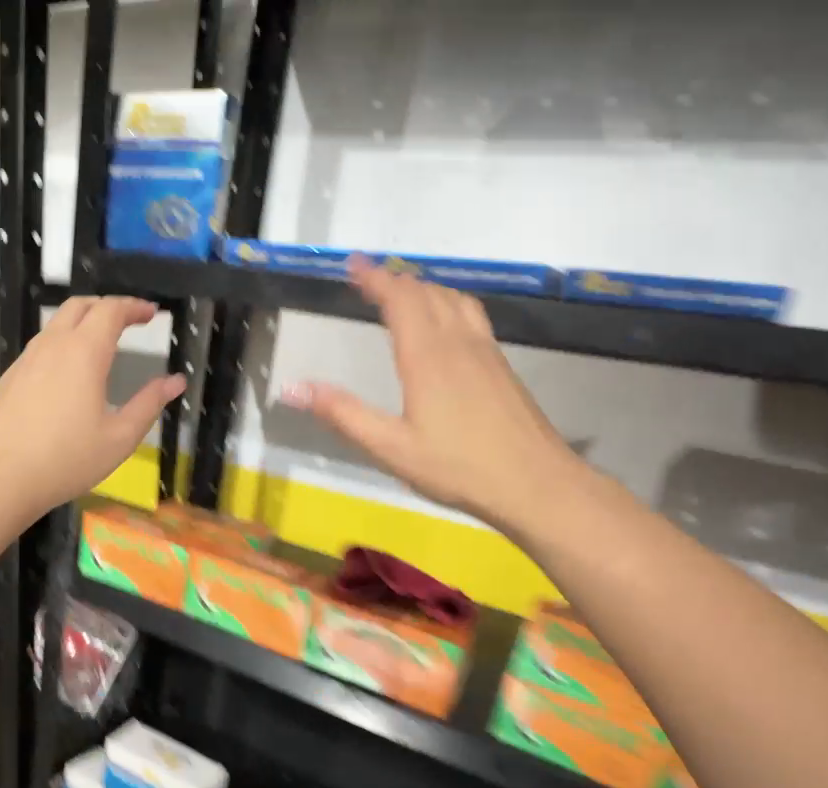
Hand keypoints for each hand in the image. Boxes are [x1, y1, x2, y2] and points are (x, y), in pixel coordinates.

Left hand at [0, 296, 184, 519]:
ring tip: (101, 344)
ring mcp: (26, 360)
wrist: (0, 479)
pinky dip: (62, 344)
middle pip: (80, 306)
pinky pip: (40, 347)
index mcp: (84, 353)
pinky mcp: (10, 378)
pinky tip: (68, 375)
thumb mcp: (119, 438)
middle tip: (129, 321)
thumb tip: (175, 382)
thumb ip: (149, 405)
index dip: (134, 307)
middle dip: (107, 307)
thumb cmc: (67, 461)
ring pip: (56, 325)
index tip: (151, 313)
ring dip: (82, 323)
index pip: (111, 311)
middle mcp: (52, 346)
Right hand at [281, 258, 580, 528]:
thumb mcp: (390, 448)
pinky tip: (446, 325)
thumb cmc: (457, 468)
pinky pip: (471, 316)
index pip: (399, 299)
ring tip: (403, 293)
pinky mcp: (502, 366)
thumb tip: (293, 388)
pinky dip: (448, 304)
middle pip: (427, 292)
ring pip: (454, 300)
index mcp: (426, 356)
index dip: (375, 278)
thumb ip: (343, 414)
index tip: (353, 265)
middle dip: (395, 280)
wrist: (535, 483)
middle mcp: (458, 342)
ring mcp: (485, 351)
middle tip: (368, 278)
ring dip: (424, 288)